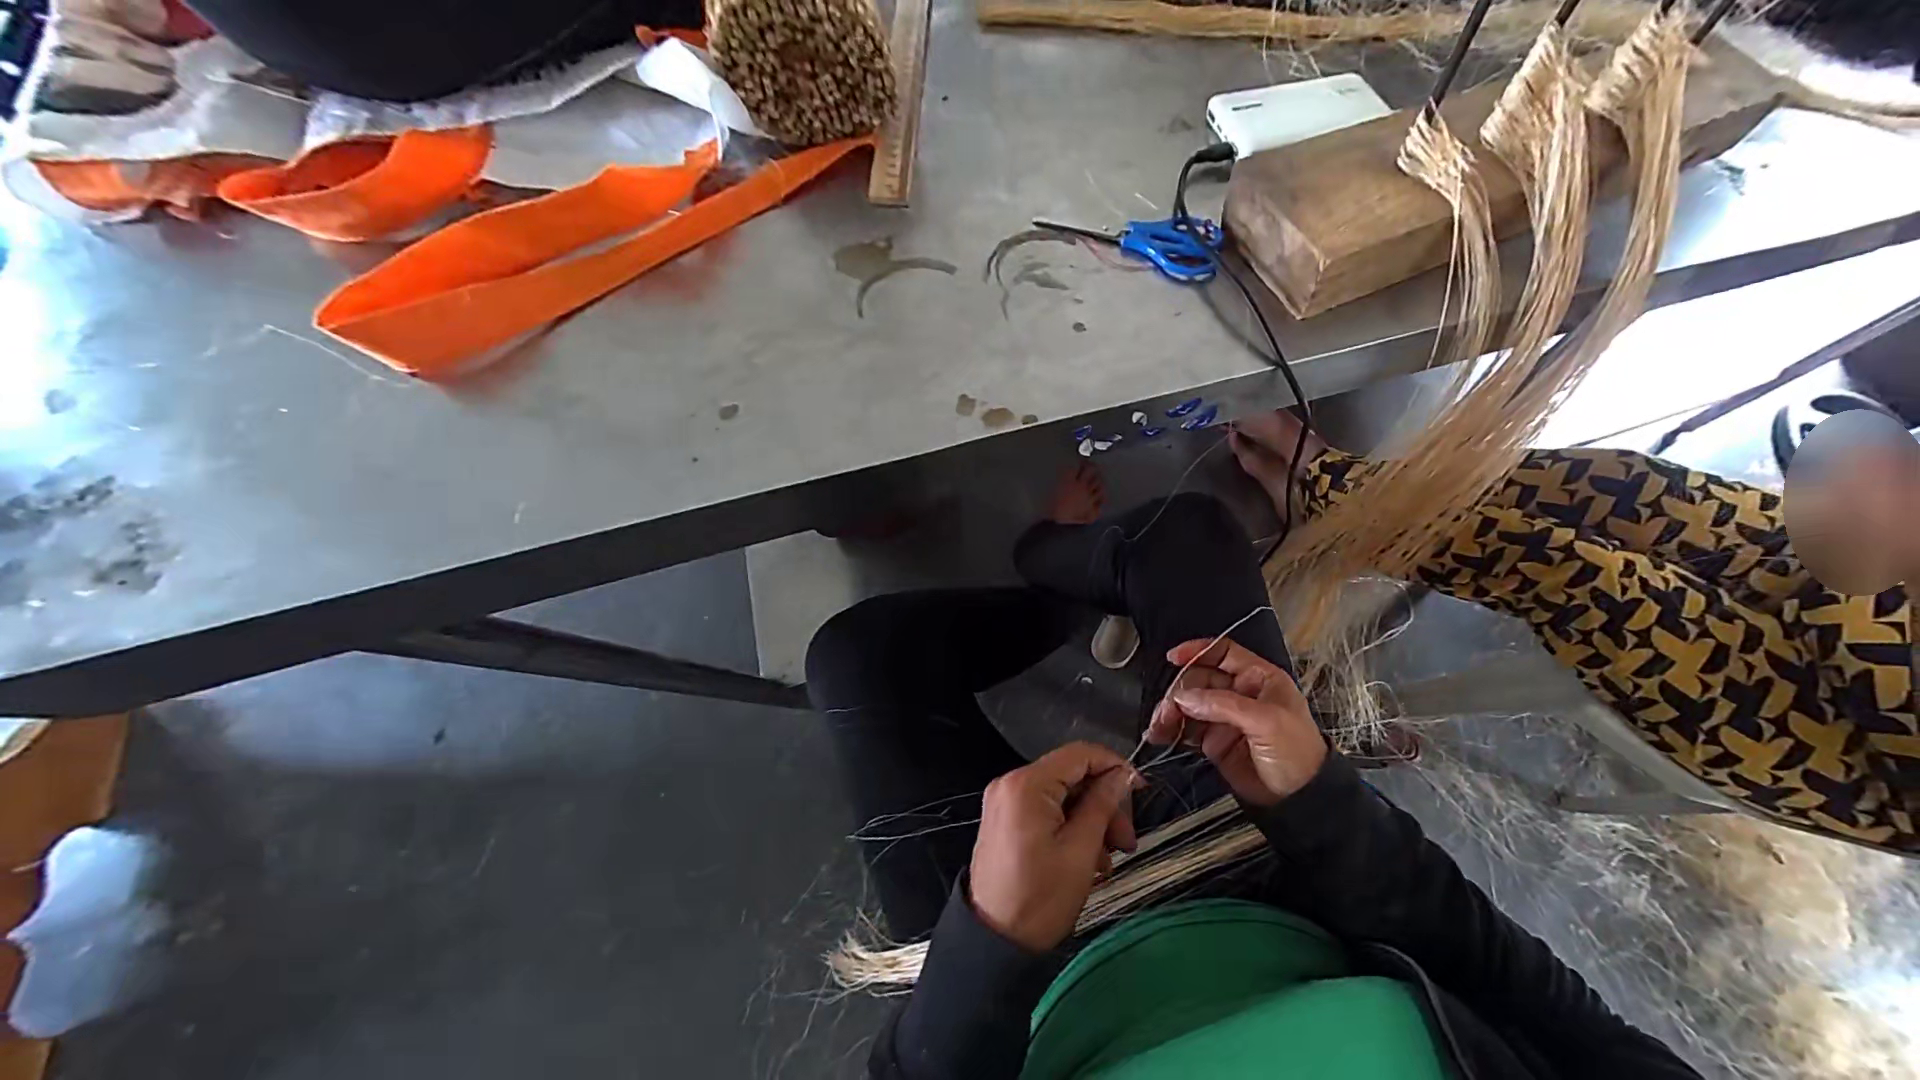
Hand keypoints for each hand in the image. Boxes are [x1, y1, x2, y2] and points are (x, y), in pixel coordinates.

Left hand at [969, 741, 1141, 951]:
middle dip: (1104, 804)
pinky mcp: (1005, 820)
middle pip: (1071, 776)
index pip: (1079, 754)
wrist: (993, 941)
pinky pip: (1046, 810)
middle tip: (1126, 841)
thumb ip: (1102, 804)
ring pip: (1062, 796)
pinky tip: (1088, 859)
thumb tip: (1121, 776)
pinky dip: (1070, 827)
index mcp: (1026, 784)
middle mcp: (1011, 783)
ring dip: (1091, 820)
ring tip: (1109, 858)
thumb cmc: (1040, 899)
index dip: (1114, 766)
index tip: (1140, 790)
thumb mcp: (1081, 851)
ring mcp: (1005, 801)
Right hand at [1146, 638, 1325, 806]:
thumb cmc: (1296, 753)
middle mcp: (1239, 693)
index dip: (1198, 651)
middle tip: (1167, 712)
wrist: (1300, 800)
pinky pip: (1186, 728)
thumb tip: (1183, 698)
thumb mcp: (1267, 721)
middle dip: (1178, 693)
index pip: (1224, 653)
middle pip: (1198, 680)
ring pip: (1188, 704)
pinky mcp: (1214, 740)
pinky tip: (1161, 736)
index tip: (1173, 658)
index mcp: (1258, 678)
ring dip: (1170, 713)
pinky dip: (1171, 730)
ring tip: (1159, 729)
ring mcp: (1225, 717)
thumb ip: (1223, 705)